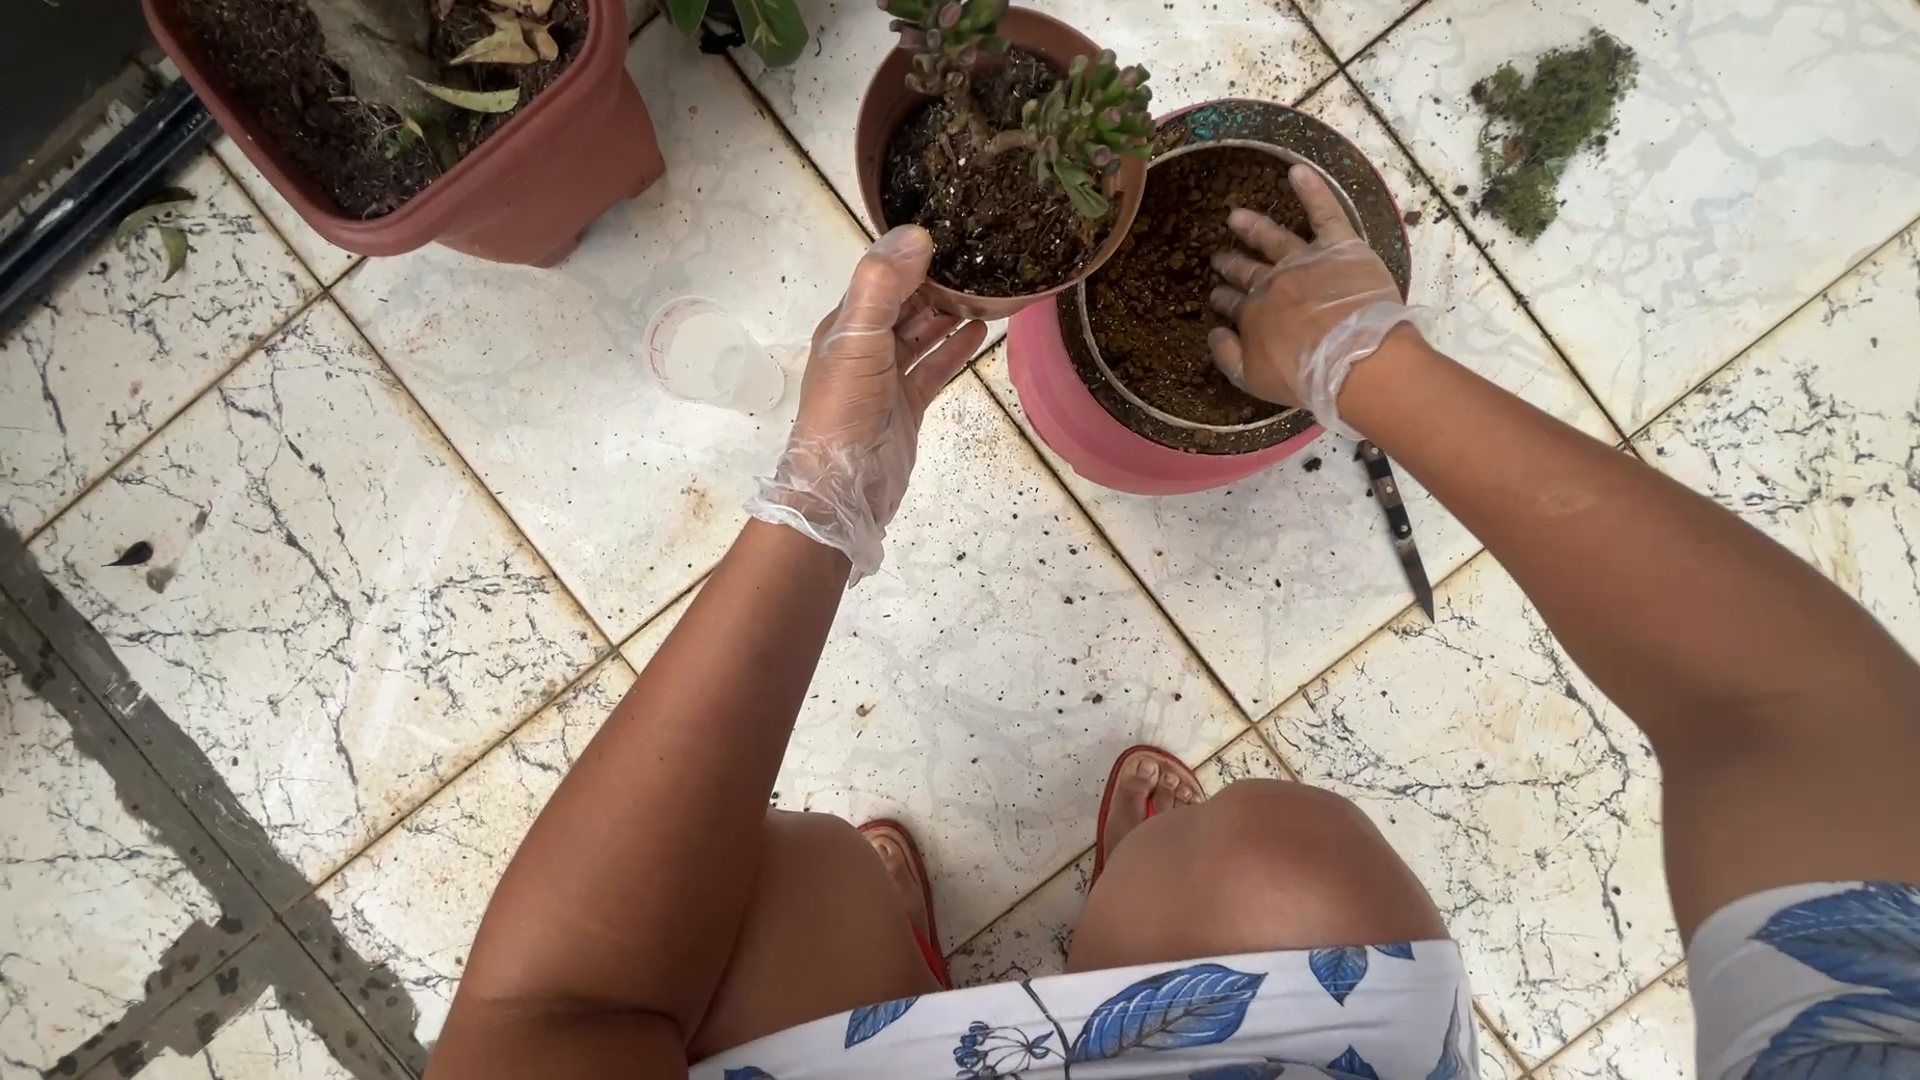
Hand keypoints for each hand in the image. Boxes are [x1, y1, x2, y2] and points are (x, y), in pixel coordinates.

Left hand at [745, 225, 986, 581]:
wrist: (845, 485)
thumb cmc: (846, 408)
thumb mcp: (858, 338)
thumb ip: (883, 286)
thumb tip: (918, 235)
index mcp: (847, 323)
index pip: (882, 277)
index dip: (913, 255)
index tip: (954, 231)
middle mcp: (866, 345)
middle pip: (906, 303)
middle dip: (937, 282)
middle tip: (981, 259)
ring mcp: (888, 376)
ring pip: (923, 334)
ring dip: (950, 313)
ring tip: (987, 291)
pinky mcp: (908, 403)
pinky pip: (935, 368)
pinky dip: (954, 349)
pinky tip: (980, 331)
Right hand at [1207, 163, 1422, 436]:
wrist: (1355, 359)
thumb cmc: (1304, 375)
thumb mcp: (1253, 379)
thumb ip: (1227, 356)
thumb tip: (1213, 332)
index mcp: (1253, 315)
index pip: (1233, 303)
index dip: (1224, 299)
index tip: (1216, 296)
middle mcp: (1273, 283)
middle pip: (1248, 271)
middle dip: (1232, 265)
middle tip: (1219, 258)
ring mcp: (1305, 262)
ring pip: (1274, 239)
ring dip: (1254, 227)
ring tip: (1236, 216)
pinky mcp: (1339, 247)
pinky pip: (1324, 212)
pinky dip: (1311, 190)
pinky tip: (1297, 171)